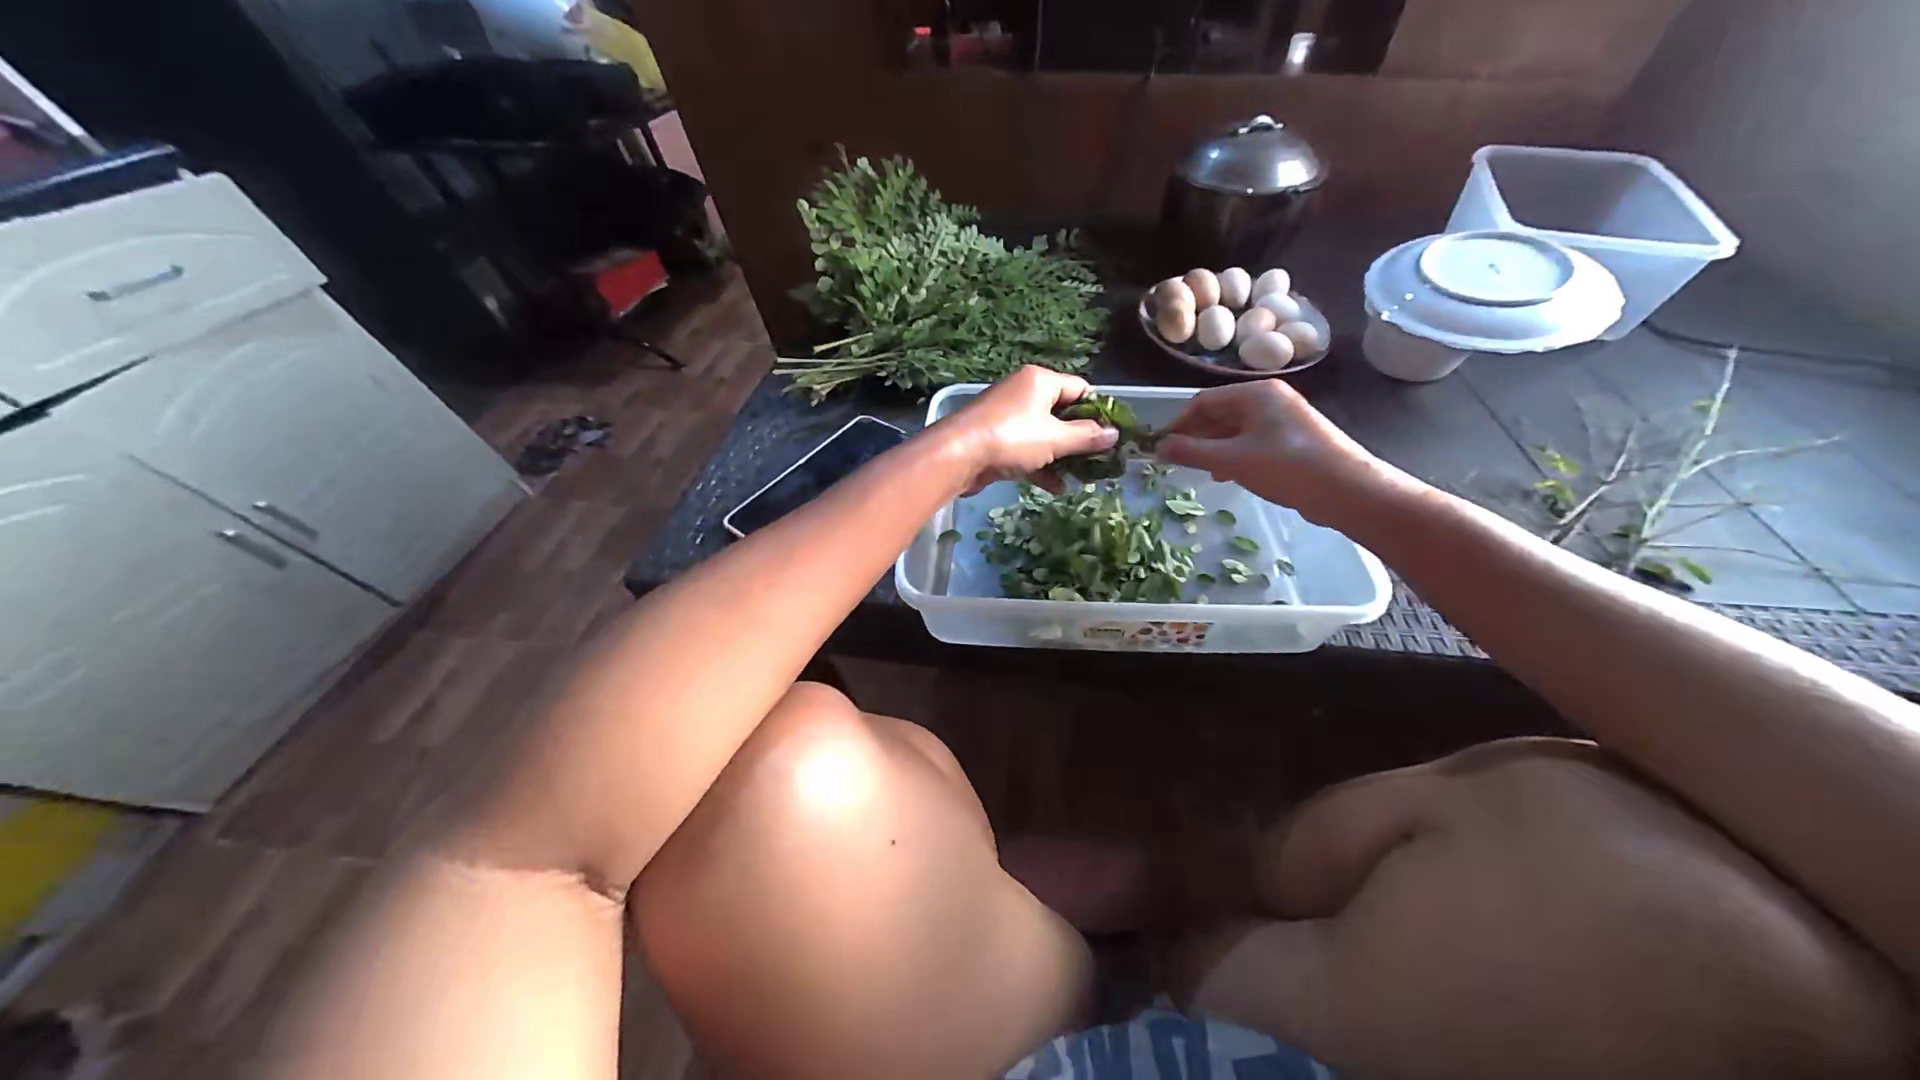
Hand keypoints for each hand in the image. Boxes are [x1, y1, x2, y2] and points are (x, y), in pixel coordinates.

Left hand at [935, 366, 1118, 493]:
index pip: (1080, 389)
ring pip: (1045, 434)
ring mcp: (1008, 416)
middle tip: (1100, 460)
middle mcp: (1024, 393)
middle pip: (1063, 413)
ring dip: (1062, 456)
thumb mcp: (1055, 439)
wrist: (957, 456)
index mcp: (1040, 380)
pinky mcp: (997, 439)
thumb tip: (1114, 434)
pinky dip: (1041, 465)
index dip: (1098, 411)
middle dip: (1080, 438)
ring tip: (1082, 478)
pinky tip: (1056, 487)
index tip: (1112, 435)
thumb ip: (1086, 437)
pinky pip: (1027, 449)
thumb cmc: (1011, 438)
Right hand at [1157, 381, 1397, 526]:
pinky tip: (1227, 475)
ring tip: (1199, 472)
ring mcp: (1283, 420)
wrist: (1347, 490)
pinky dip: (1233, 455)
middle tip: (1177, 462)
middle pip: (1219, 413)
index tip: (1162, 448)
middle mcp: (1270, 400)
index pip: (1203, 402)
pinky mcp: (1291, 440)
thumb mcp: (1232, 460)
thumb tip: (1158, 448)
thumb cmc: (1287, 467)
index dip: (1179, 424)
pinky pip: (1251, 441)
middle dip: (1196, 437)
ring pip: (1234, 430)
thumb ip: (1191, 453)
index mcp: (1256, 393)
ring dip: (1213, 449)